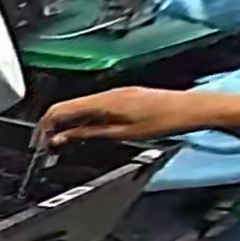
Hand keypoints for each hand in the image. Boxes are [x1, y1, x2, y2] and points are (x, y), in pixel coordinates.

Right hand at [36, 88, 239, 148]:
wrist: (199, 109)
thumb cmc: (165, 121)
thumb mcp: (120, 133)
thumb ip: (85, 134)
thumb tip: (58, 139)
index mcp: (104, 101)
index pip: (58, 111)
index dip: (44, 128)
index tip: (40, 144)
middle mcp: (107, 94)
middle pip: (64, 108)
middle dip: (50, 127)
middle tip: (47, 146)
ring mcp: (115, 94)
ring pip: (76, 108)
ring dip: (65, 124)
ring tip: (63, 142)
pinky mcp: (123, 98)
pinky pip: (91, 107)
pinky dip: (80, 120)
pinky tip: (82, 133)